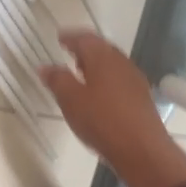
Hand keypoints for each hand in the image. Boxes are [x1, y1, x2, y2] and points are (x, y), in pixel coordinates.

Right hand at [40, 30, 185, 186]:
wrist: (141, 149)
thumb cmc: (101, 120)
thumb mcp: (70, 100)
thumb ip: (57, 80)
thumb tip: (45, 66)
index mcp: (102, 58)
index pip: (85, 38)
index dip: (70, 37)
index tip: (60, 37)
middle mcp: (121, 63)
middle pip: (102, 49)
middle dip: (85, 49)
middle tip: (70, 53)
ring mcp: (134, 80)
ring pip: (112, 64)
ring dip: (96, 65)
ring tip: (81, 73)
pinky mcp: (141, 98)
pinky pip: (119, 79)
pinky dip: (106, 79)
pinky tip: (99, 94)